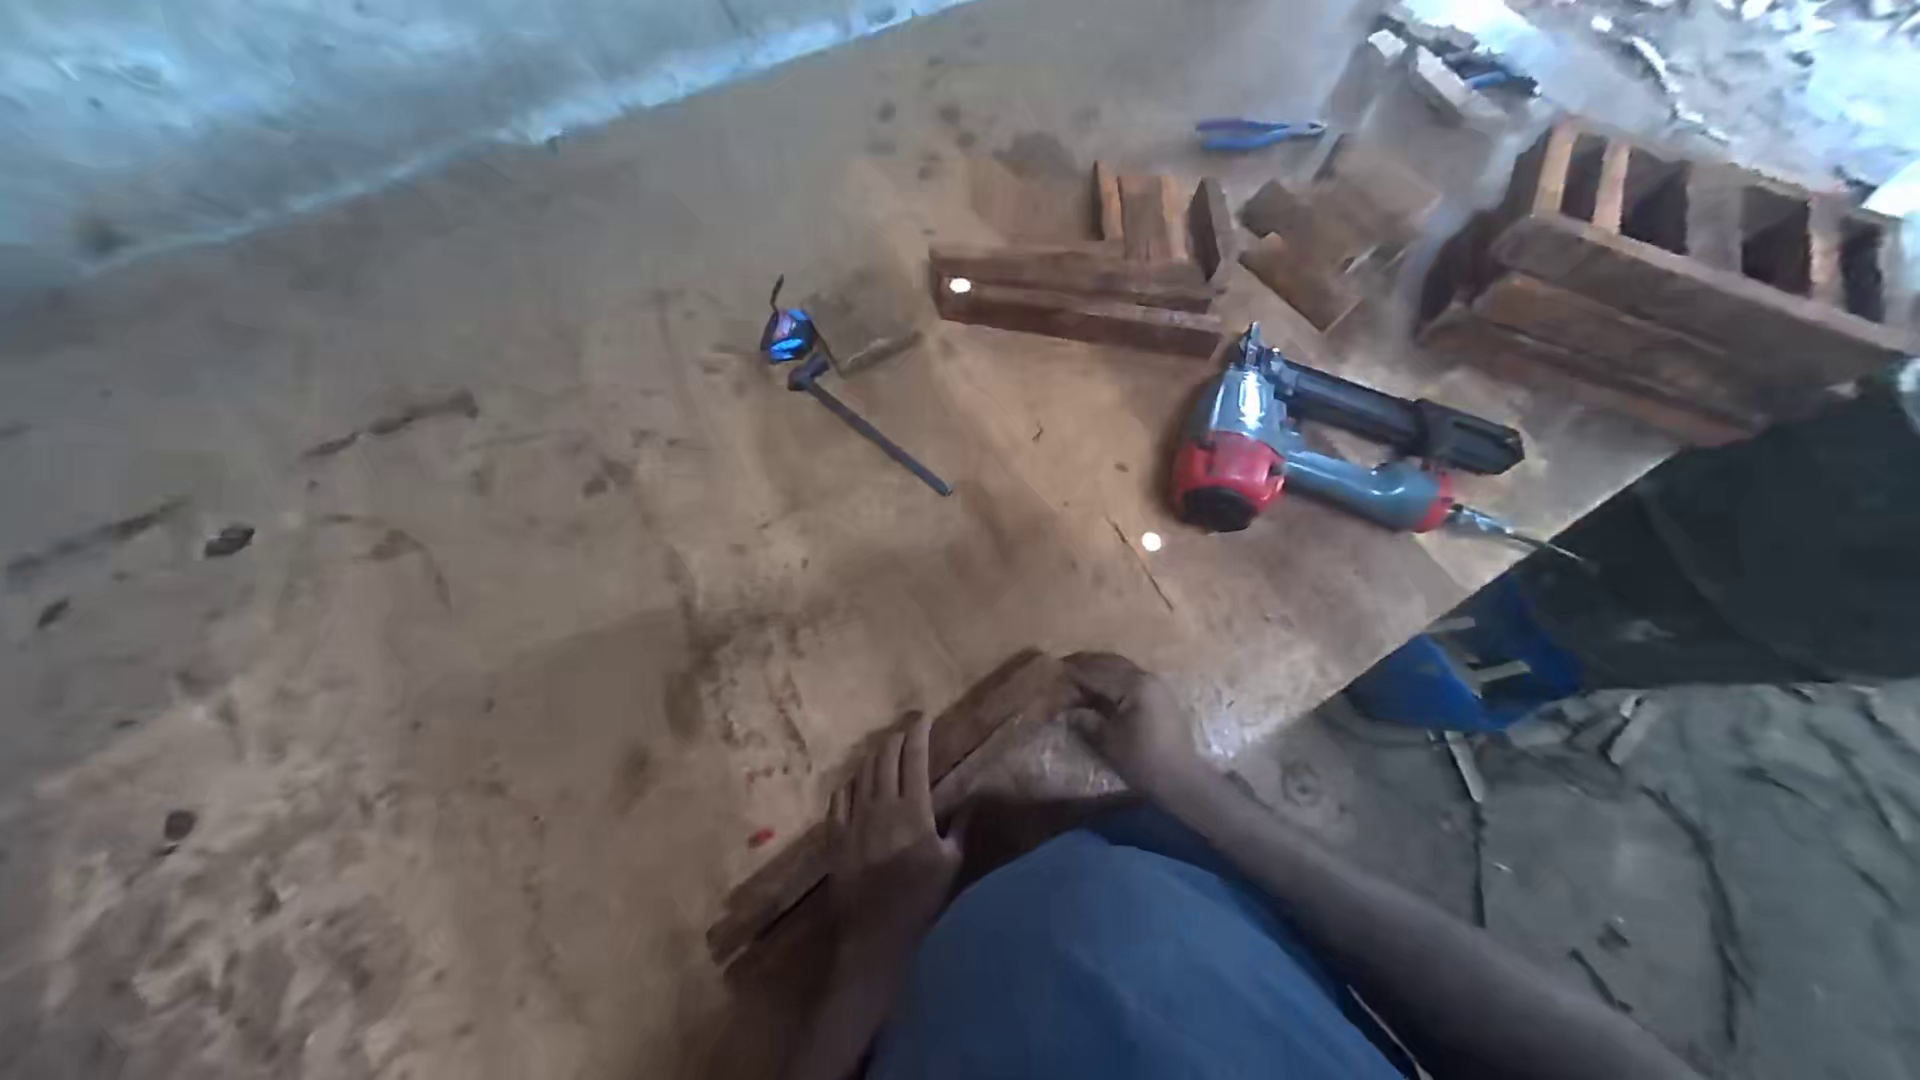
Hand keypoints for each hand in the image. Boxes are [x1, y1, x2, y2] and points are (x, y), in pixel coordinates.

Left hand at [827, 712, 962, 965]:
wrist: (874, 936)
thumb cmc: (920, 900)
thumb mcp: (951, 863)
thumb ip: (961, 826)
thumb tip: (972, 797)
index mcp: (912, 810)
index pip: (914, 758)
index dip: (919, 733)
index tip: (924, 718)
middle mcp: (880, 805)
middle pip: (886, 757)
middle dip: (897, 736)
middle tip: (907, 728)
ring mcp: (854, 818)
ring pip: (863, 771)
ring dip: (876, 754)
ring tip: (886, 746)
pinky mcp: (835, 834)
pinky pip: (840, 796)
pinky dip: (852, 780)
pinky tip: (857, 779)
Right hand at [1061, 652, 1207, 797]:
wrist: (1182, 780)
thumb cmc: (1142, 760)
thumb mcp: (1108, 741)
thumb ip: (1085, 720)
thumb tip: (1066, 711)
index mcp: (1134, 685)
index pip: (1097, 673)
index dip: (1074, 672)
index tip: (1055, 669)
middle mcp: (1147, 677)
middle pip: (1110, 663)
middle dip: (1086, 663)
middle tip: (1064, 665)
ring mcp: (1156, 685)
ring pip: (1122, 667)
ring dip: (1100, 667)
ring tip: (1079, 672)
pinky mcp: (1160, 695)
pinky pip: (1131, 676)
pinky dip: (1113, 675)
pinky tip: (1101, 684)